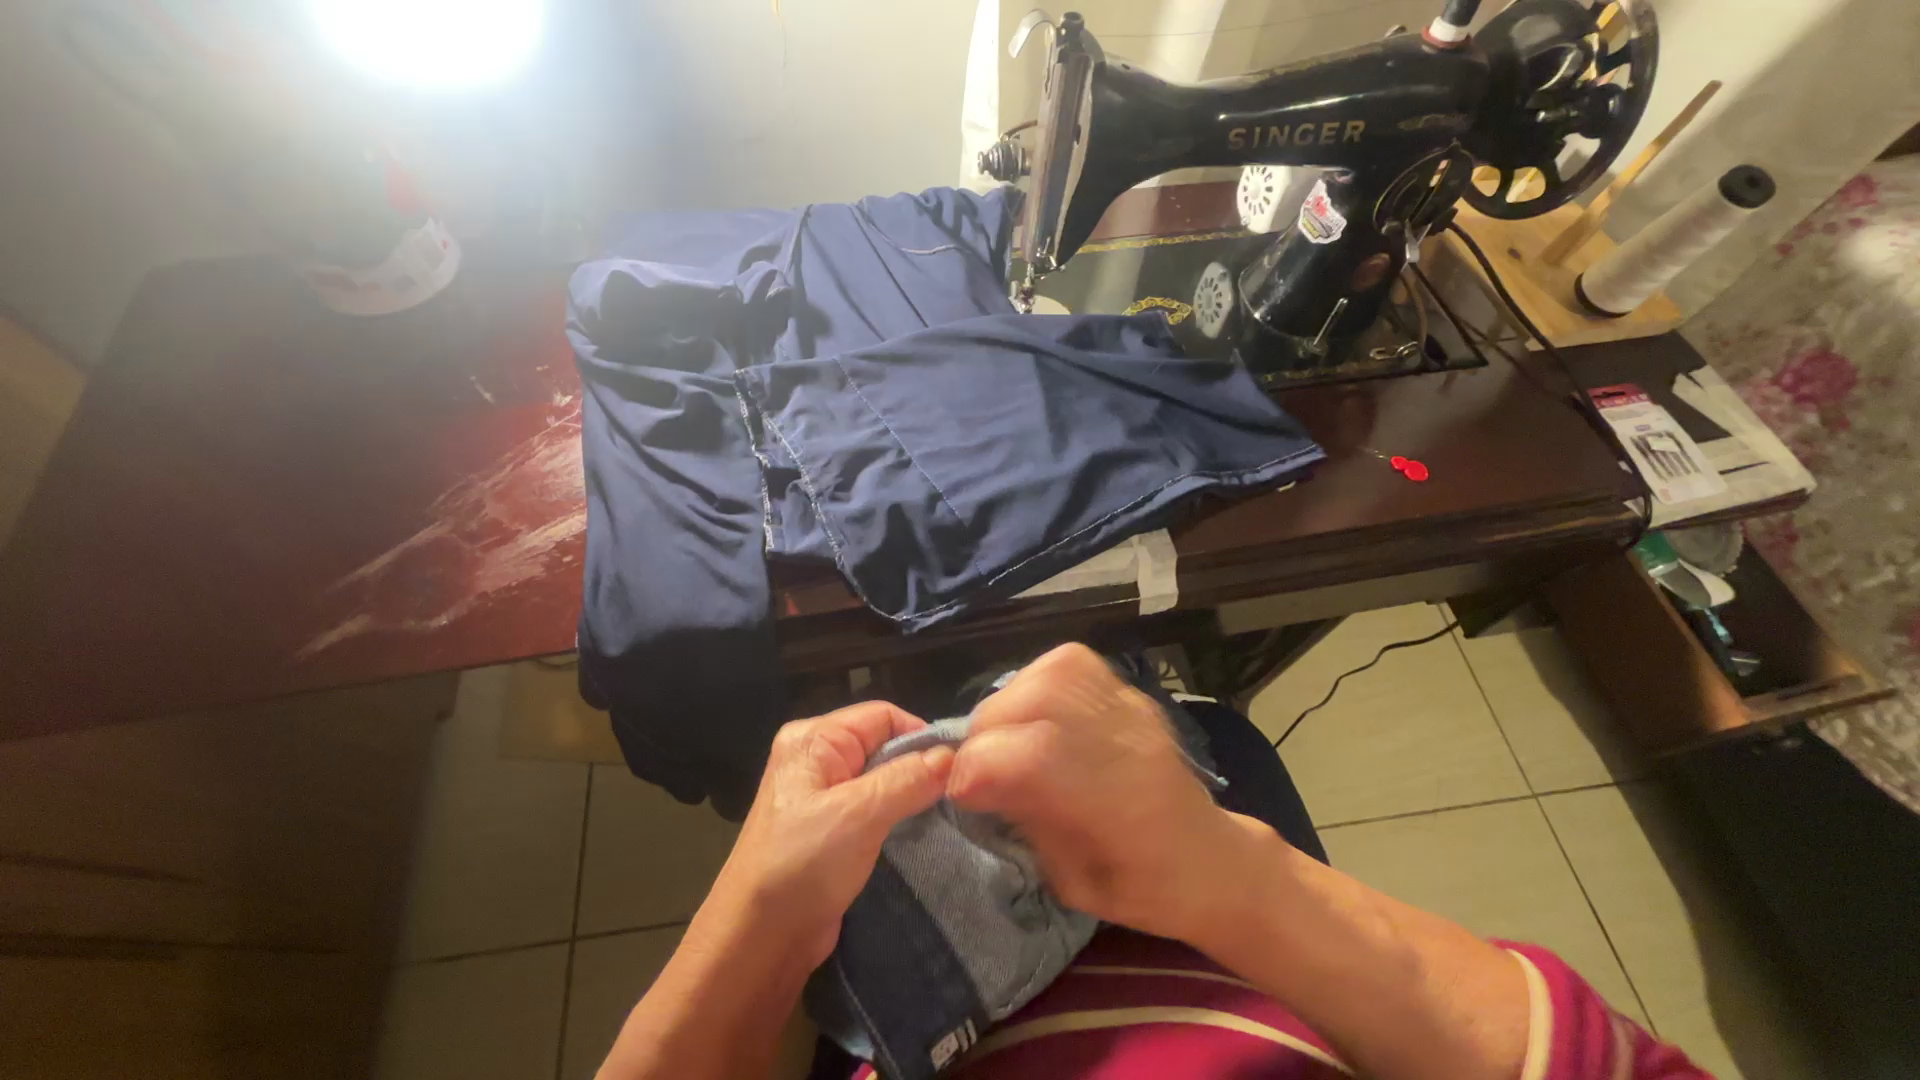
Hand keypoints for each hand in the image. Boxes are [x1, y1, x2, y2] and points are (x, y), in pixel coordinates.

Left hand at [701, 702, 955, 968]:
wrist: (759, 941)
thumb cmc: (802, 865)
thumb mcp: (859, 814)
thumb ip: (908, 779)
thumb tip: (954, 754)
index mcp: (813, 739)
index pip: (882, 715)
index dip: (922, 734)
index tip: (961, 765)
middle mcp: (817, 757)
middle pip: (884, 743)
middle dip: (920, 764)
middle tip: (958, 792)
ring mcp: (823, 794)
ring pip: (883, 777)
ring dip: (912, 792)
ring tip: (946, 811)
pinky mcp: (832, 828)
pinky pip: (875, 806)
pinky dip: (899, 814)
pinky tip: (922, 829)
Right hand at [947, 644, 1259, 943]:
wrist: (1207, 860)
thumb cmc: (1137, 887)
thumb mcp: (1066, 878)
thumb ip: (1018, 820)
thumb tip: (969, 781)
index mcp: (1113, 806)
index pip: (1026, 758)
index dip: (974, 772)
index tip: (962, 796)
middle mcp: (1123, 745)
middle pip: (1031, 702)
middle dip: (985, 732)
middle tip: (980, 764)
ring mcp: (1130, 709)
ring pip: (1049, 673)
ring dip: (1009, 704)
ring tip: (1005, 736)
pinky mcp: (1130, 692)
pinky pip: (1069, 664)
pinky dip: (1035, 684)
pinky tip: (1033, 715)